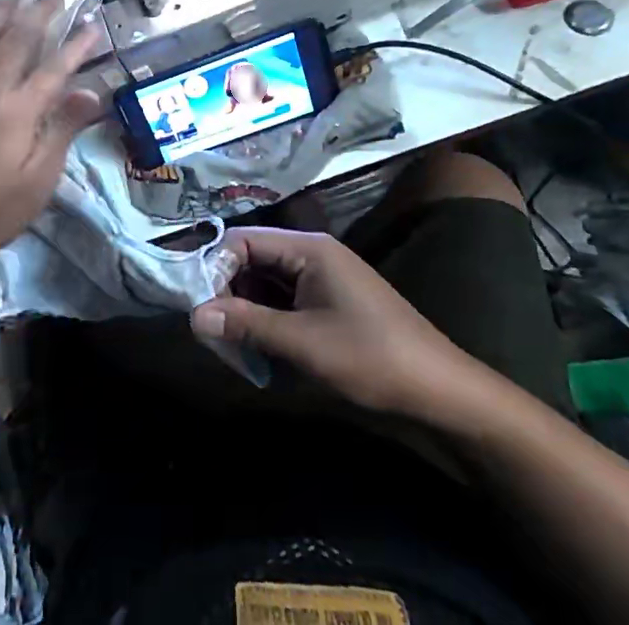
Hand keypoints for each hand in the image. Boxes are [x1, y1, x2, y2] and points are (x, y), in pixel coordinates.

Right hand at [190, 227, 481, 416]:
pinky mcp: (327, 302)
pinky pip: (284, 301)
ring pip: (266, 283)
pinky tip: (254, 347)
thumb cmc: (369, 357)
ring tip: (227, 343)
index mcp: (310, 249)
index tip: (194, 305)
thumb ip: (245, 325)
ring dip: (244, 309)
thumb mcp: (301, 342)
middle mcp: (314, 254)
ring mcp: (322, 279)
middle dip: (226, 290)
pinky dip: (265, 320)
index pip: (244, 241)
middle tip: (208, 330)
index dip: (214, 267)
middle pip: (253, 259)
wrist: (436, 387)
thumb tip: (193, 315)